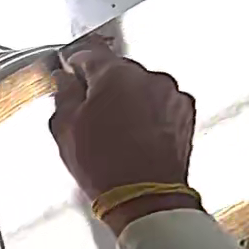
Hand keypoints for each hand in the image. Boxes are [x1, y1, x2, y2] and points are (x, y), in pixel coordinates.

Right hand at [48, 40, 199, 232]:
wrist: (143, 195)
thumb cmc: (104, 162)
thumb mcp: (65, 126)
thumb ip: (63, 94)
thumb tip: (64, 80)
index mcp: (116, 75)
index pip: (89, 54)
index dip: (72, 62)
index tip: (66, 68)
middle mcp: (149, 78)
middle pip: (116, 70)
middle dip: (99, 84)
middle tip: (82, 107)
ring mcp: (171, 95)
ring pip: (138, 86)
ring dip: (123, 98)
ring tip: (107, 126)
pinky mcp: (184, 114)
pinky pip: (156, 103)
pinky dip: (143, 112)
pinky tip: (127, 133)